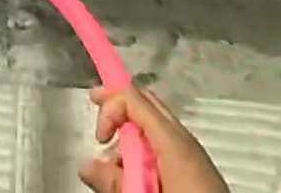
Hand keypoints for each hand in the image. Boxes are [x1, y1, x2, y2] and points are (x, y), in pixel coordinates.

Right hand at [80, 87, 228, 192]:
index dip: (110, 107)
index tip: (99, 138)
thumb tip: (84, 165)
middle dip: (118, 106)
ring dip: (130, 136)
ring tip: (116, 168)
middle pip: (146, 103)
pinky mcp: (196, 172)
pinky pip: (165, 146)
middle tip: (96, 112)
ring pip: (154, 126)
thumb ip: (114, 182)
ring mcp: (193, 155)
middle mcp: (184, 140)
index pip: (134, 97)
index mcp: (173, 141)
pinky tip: (135, 177)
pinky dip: (145, 151)